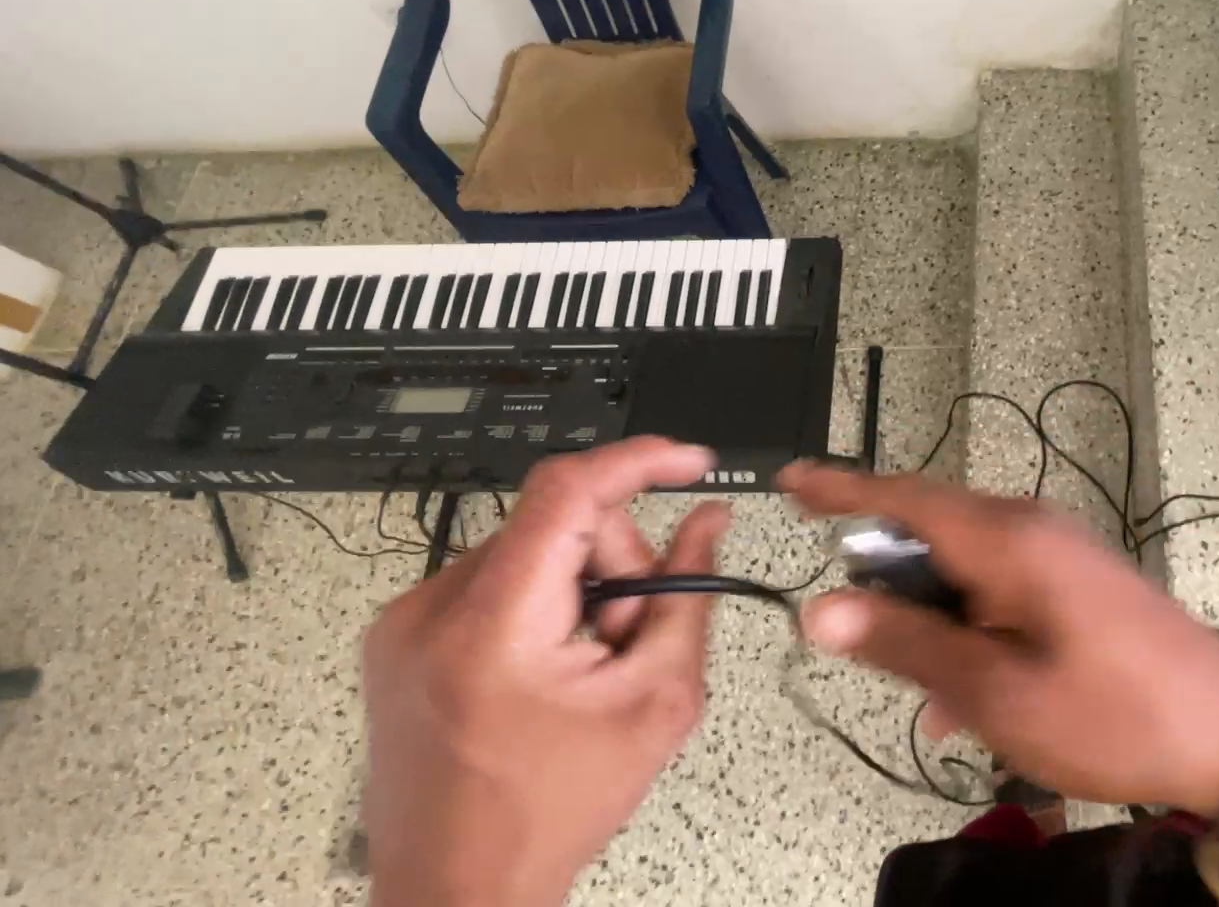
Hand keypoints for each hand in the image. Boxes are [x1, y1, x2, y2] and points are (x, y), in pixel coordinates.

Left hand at [362, 438, 728, 906]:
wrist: (456, 895)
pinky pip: (504, 574)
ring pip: (536, 543)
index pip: (568, 488)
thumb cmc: (552, 812)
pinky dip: (550, 598)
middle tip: (636, 634)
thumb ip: (690, 594)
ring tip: (593, 662)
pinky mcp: (405, 634)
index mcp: (492, 624)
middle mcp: (431, 608)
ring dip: (587, 583)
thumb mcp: (658, 700)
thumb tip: (708, 522)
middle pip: (561, 519)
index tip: (692, 463)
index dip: (641, 461)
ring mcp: (407, 620)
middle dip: (621, 560)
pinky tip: (558, 662)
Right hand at [780, 461, 1218, 813]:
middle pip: (931, 534)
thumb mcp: (995, 691)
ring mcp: (1058, 547)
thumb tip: (822, 610)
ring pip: (964, 568)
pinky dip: (973, 628)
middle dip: (894, 589)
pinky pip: (1000, 586)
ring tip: (939, 696)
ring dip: (936, 622)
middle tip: (876, 647)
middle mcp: (1030, 525)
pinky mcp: (1075, 574)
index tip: (791, 478)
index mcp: (1007, 539)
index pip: (903, 495)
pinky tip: (974, 692)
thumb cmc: (1110, 715)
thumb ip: (905, 642)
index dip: (840, 486)